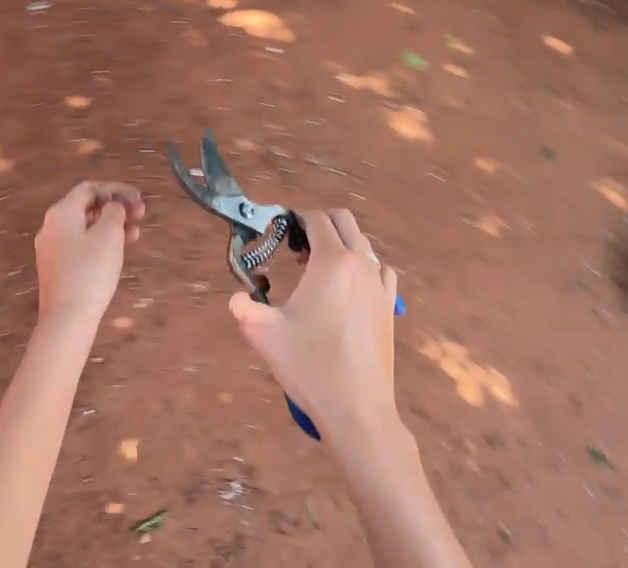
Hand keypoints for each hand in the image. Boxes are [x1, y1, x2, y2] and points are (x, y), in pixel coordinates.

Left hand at [33, 181, 144, 324]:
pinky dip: (99, 242)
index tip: (138, 200)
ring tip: (135, 233)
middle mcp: (51, 226)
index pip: (89, 189)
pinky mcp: (55, 268)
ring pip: (85, 228)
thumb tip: (112, 207)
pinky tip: (117, 252)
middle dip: (115, 208)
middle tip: (140, 215)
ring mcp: (51, 248)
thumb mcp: (109, 234)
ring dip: (110, 226)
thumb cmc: (90, 270)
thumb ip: (114, 212)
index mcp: (61, 212)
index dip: (116, 190)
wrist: (67, 318)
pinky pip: (79, 245)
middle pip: (86, 207)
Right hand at [229, 209, 400, 442]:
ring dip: (340, 244)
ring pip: (363, 243)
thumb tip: (237, 298)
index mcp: (331, 261)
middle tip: (296, 247)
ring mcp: (380, 284)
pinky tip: (347, 290)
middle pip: (343, 220)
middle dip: (319, 224)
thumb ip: (243, 307)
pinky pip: (379, 269)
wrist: (356, 409)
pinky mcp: (390, 306)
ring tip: (317, 271)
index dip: (295, 218)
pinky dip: (363, 266)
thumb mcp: (263, 333)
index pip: (316, 220)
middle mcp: (360, 263)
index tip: (278, 232)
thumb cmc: (309, 365)